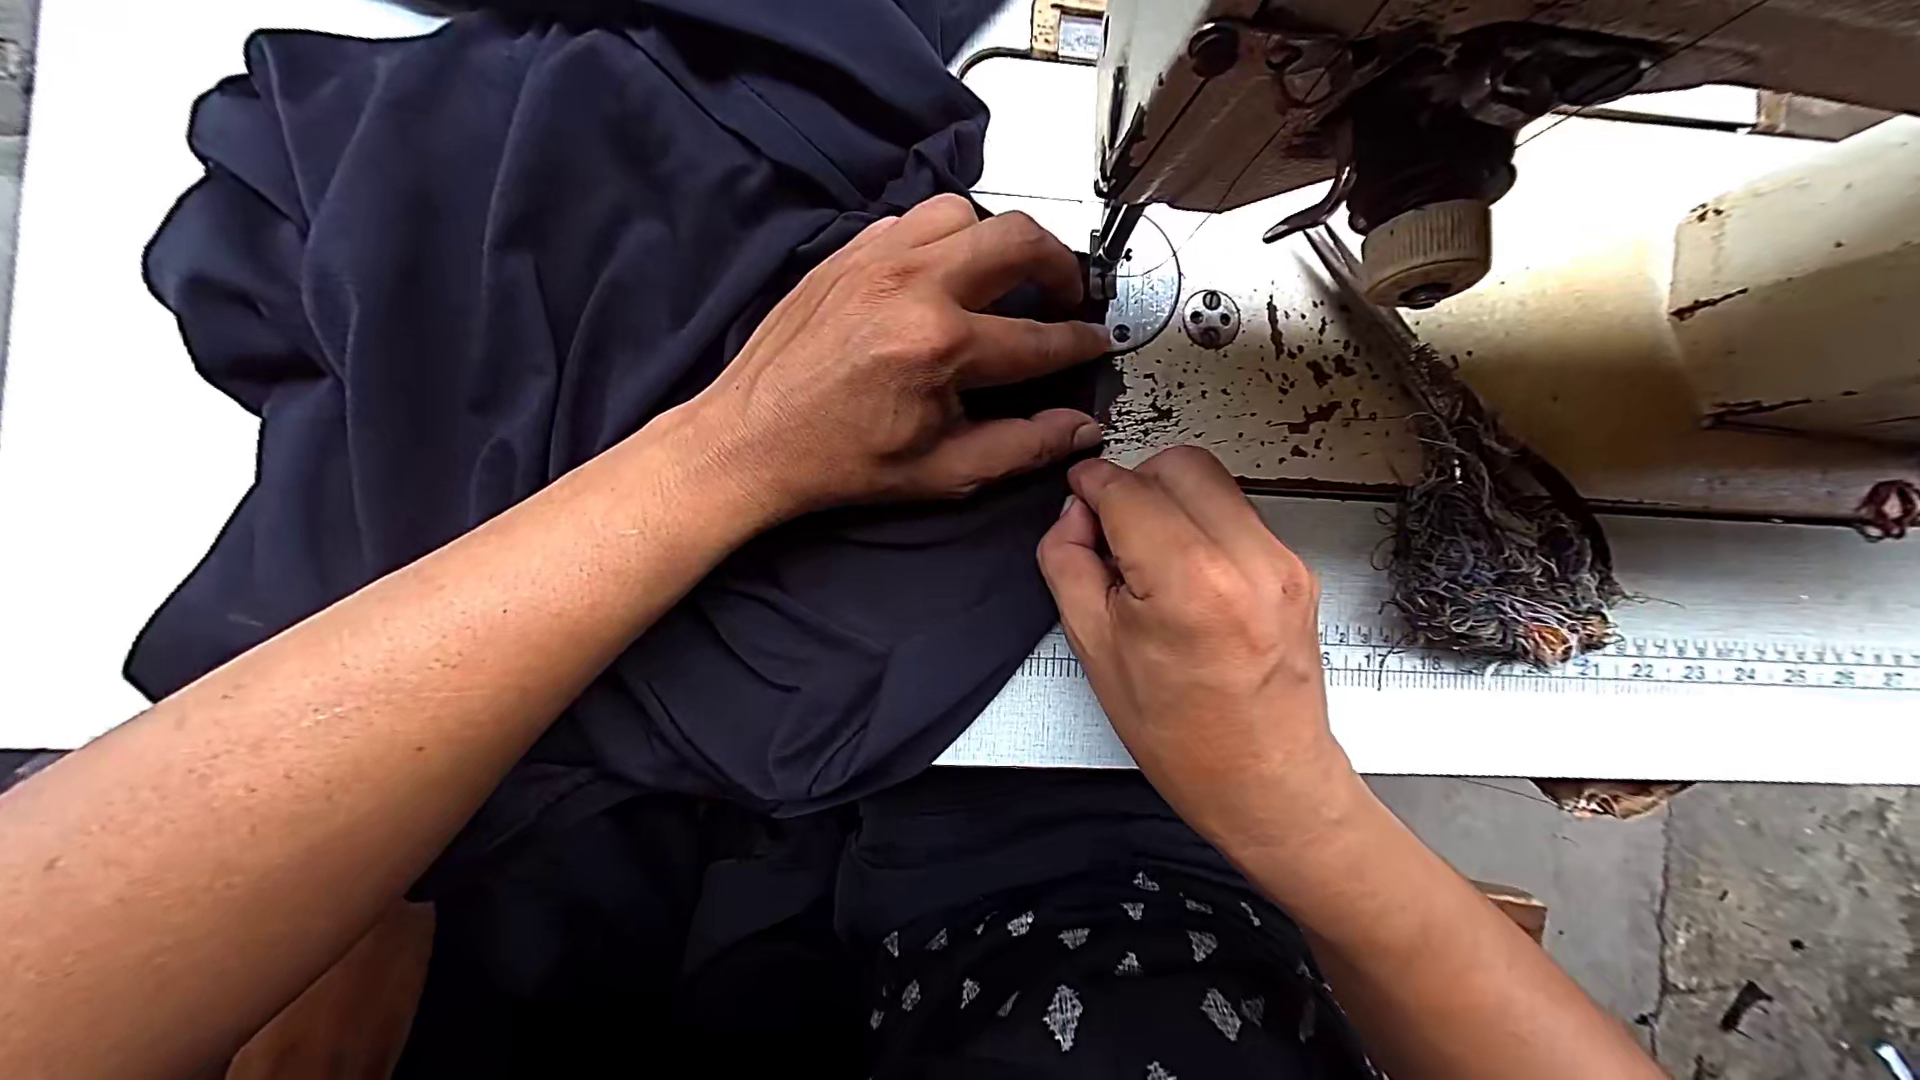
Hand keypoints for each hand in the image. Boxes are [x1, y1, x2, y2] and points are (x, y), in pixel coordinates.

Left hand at [680, 194, 1110, 518]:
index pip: (1038, 338)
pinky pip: (915, 220)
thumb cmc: (839, 462)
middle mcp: (912, 285)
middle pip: (1018, 239)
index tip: (1095, 342)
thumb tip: (1078, 427)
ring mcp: (875, 259)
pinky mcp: (846, 254)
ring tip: (1005, 280)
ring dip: (1000, 242)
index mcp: (939, 346)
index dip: (1078, 342)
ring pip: (967, 214)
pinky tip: (946, 275)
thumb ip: (1022, 446)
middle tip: (1066, 295)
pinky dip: (947, 239)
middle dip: (1060, 266)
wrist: (751, 440)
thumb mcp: (943, 471)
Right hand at [1036, 446, 1360, 852]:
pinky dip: (1197, 520)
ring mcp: (1282, 562)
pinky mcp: (1295, 568)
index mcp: (1190, 583)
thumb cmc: (1184, 736)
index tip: (1078, 490)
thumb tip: (1074, 515)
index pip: (1128, 490)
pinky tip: (1179, 567)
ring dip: (1166, 499)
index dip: (1091, 484)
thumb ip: (1067, 563)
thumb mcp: (1093, 648)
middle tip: (1108, 525)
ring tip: (1145, 552)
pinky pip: (1235, 512)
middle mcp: (1249, 560)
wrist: (1265, 781)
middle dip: (1132, 482)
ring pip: (1211, 480)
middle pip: (1177, 465)